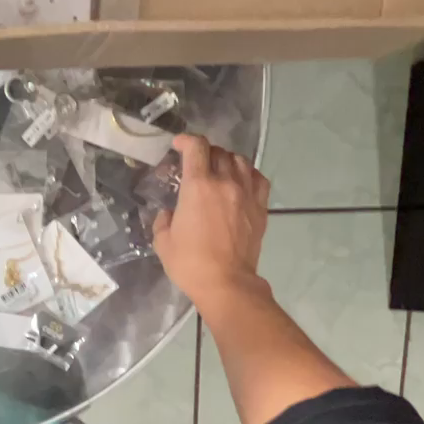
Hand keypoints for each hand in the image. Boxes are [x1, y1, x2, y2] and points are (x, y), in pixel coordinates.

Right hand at [152, 135, 271, 309]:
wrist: (226, 282)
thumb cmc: (190, 264)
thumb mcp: (163, 243)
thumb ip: (163, 221)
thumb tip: (169, 214)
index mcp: (198, 186)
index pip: (196, 148)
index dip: (186, 141)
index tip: (178, 145)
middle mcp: (225, 182)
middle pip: (218, 152)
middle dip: (205, 153)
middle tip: (195, 164)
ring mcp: (246, 193)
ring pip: (240, 161)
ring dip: (227, 160)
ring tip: (219, 170)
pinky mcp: (260, 207)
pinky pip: (257, 178)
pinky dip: (248, 174)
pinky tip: (241, 181)